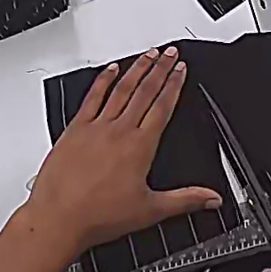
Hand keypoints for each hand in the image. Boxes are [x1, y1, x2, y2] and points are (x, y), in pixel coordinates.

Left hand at [23, 48, 222, 259]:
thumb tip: (211, 198)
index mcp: (139, 147)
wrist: (59, 218)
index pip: (162, 107)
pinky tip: (111, 70)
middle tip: (170, 53)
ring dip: (137, 69)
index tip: (181, 70)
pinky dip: (103, 81)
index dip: (174, 85)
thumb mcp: (150, 211)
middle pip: (145, 91)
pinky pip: (92, 97)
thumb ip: (185, 200)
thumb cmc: (98, 215)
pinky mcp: (75, 129)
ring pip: (121, 89)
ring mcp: (96, 127)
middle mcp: (119, 131)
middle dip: (160, 69)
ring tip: (148, 55)